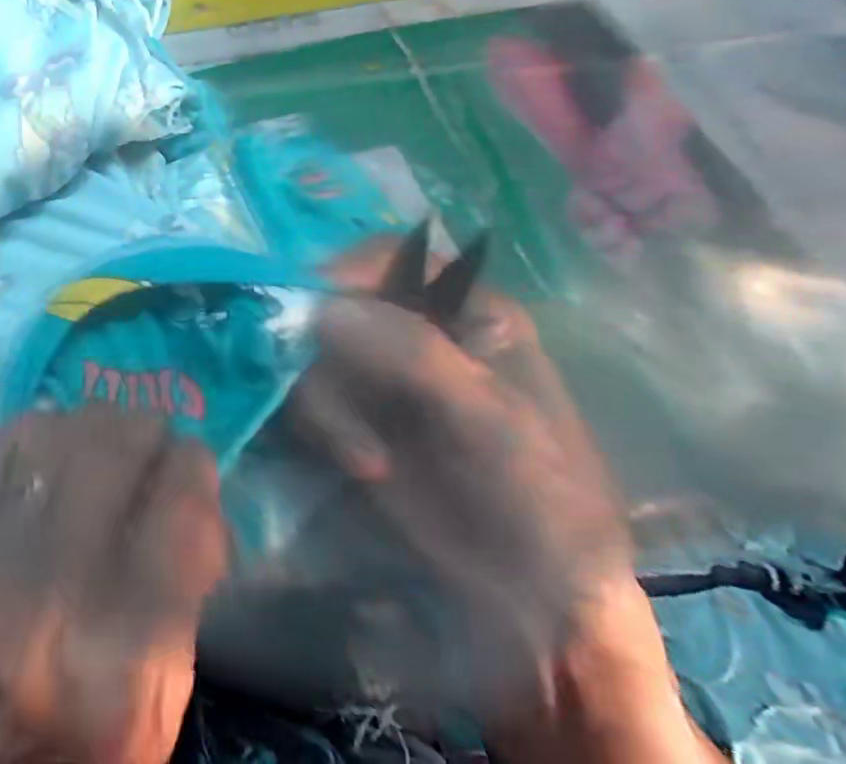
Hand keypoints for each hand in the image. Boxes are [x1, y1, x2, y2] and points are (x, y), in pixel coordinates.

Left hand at [0, 410, 228, 763]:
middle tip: (154, 431)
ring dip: (89, 420)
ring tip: (108, 429)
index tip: (195, 459)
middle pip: (107, 458)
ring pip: (48, 438)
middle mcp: (57, 589)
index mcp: (129, 643)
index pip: (176, 513)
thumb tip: (192, 481)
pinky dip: (34, 431)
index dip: (192, 468)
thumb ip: (187, 575)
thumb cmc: (103, 722)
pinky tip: (55, 440)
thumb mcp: (174, 676)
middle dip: (142, 427)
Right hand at [290, 239, 632, 636]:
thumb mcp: (489, 415)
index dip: (342, 270)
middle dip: (321, 350)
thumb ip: (412, 353)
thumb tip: (321, 309)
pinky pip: (307, 395)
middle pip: (333, 304)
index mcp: (465, 309)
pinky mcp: (349, 413)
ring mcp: (376, 373)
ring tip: (364, 458)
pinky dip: (322, 426)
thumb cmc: (538, 490)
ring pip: (311, 354)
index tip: (309, 308)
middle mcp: (412, 330)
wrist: (532, 587)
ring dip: (326, 404)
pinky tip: (360, 463)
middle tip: (328, 400)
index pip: (388, 258)